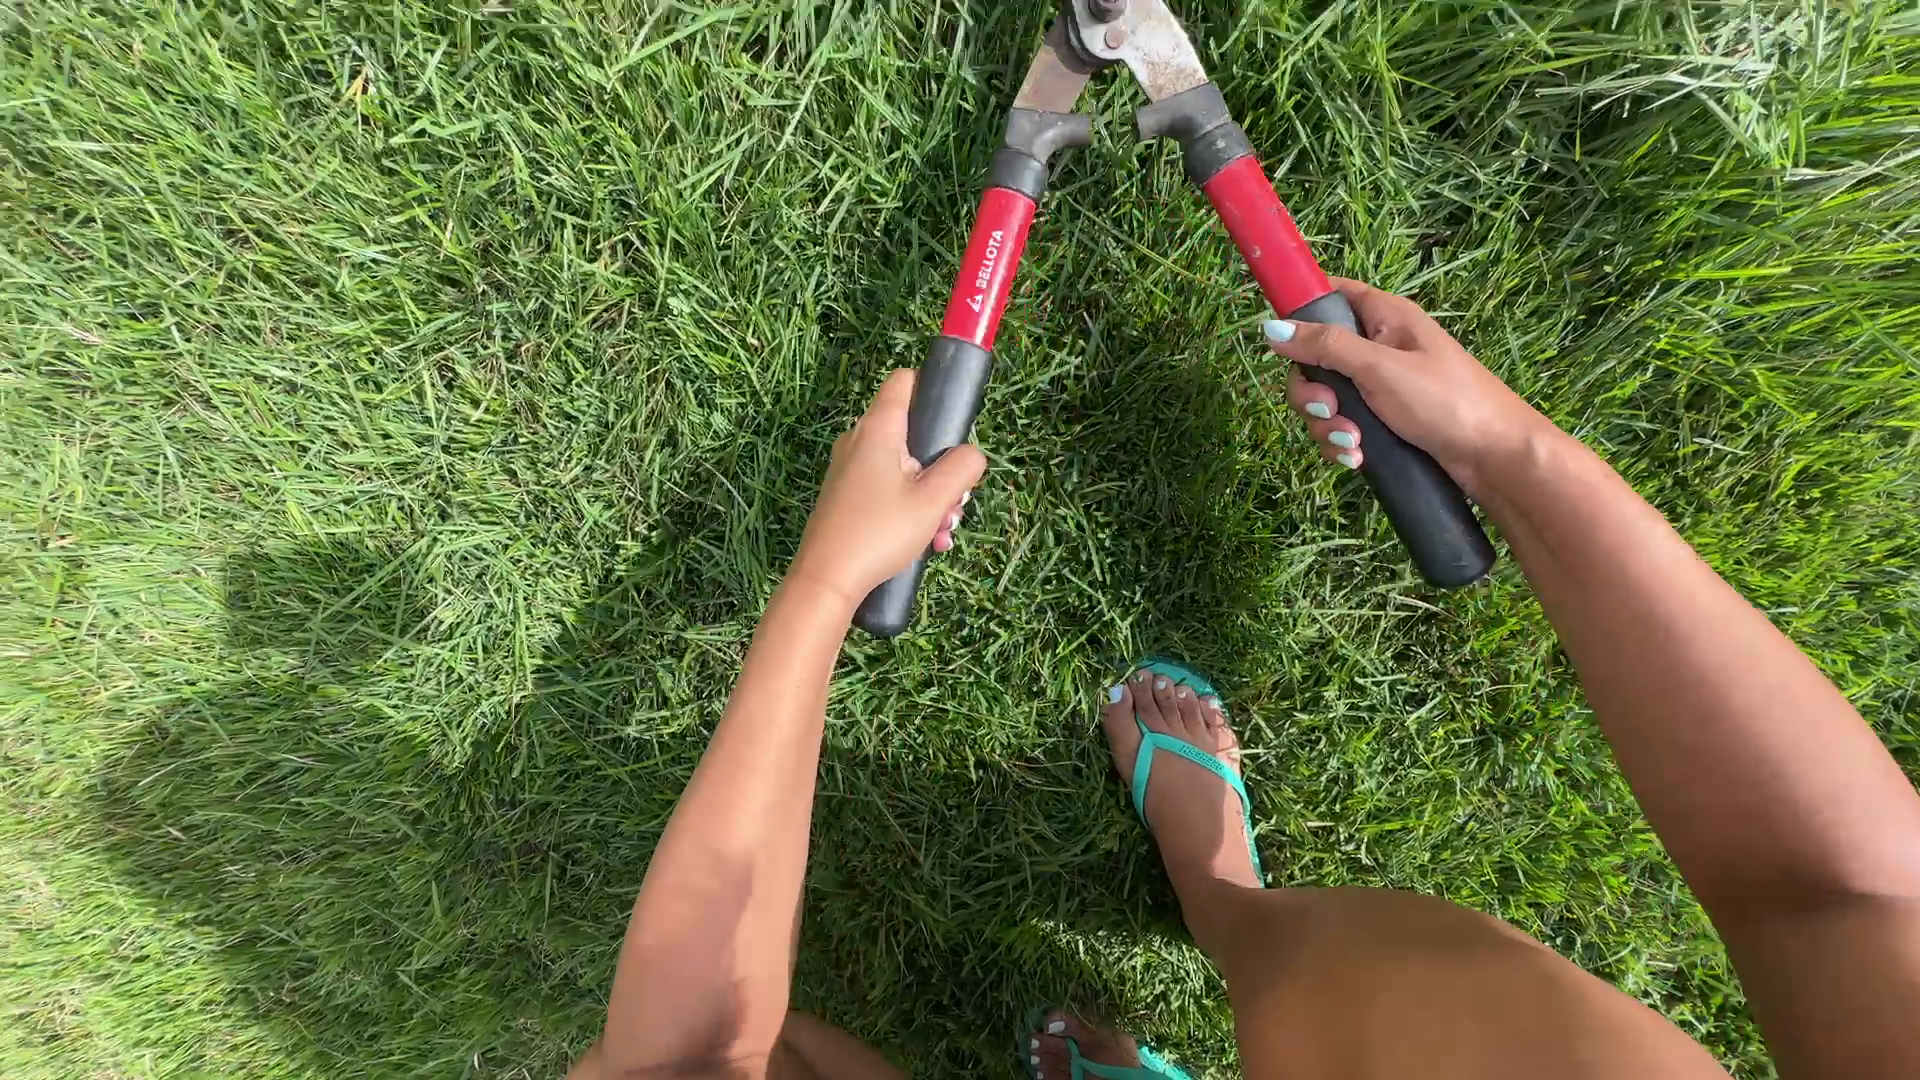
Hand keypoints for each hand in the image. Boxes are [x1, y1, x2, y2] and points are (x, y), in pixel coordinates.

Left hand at [789, 369, 986, 605]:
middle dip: (942, 469)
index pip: (905, 381)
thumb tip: (972, 454)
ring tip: (942, 533)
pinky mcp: (846, 497)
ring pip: (905, 470)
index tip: (953, 425)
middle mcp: (859, 442)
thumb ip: (961, 468)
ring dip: (932, 498)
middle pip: (913, 436)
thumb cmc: (880, 532)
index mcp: (878, 429)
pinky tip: (927, 544)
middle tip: (955, 502)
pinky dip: (910, 510)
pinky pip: (888, 491)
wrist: (827, 580)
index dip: (932, 392)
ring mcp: (849, 470)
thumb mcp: (933, 500)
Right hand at [1264, 278, 1555, 494]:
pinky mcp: (1377, 421)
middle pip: (1314, 360)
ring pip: (1322, 400)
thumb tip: (1272, 328)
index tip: (1279, 338)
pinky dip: (1340, 444)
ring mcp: (1376, 387)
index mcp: (1384, 319)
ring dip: (1327, 426)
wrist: (1492, 457)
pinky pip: (1338, 427)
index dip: (1302, 310)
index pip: (1332, 295)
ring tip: (1352, 445)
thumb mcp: (1380, 369)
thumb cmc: (1445, 401)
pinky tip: (1356, 458)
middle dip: (1310, 393)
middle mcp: (1376, 349)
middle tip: (1327, 410)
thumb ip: (1325, 347)